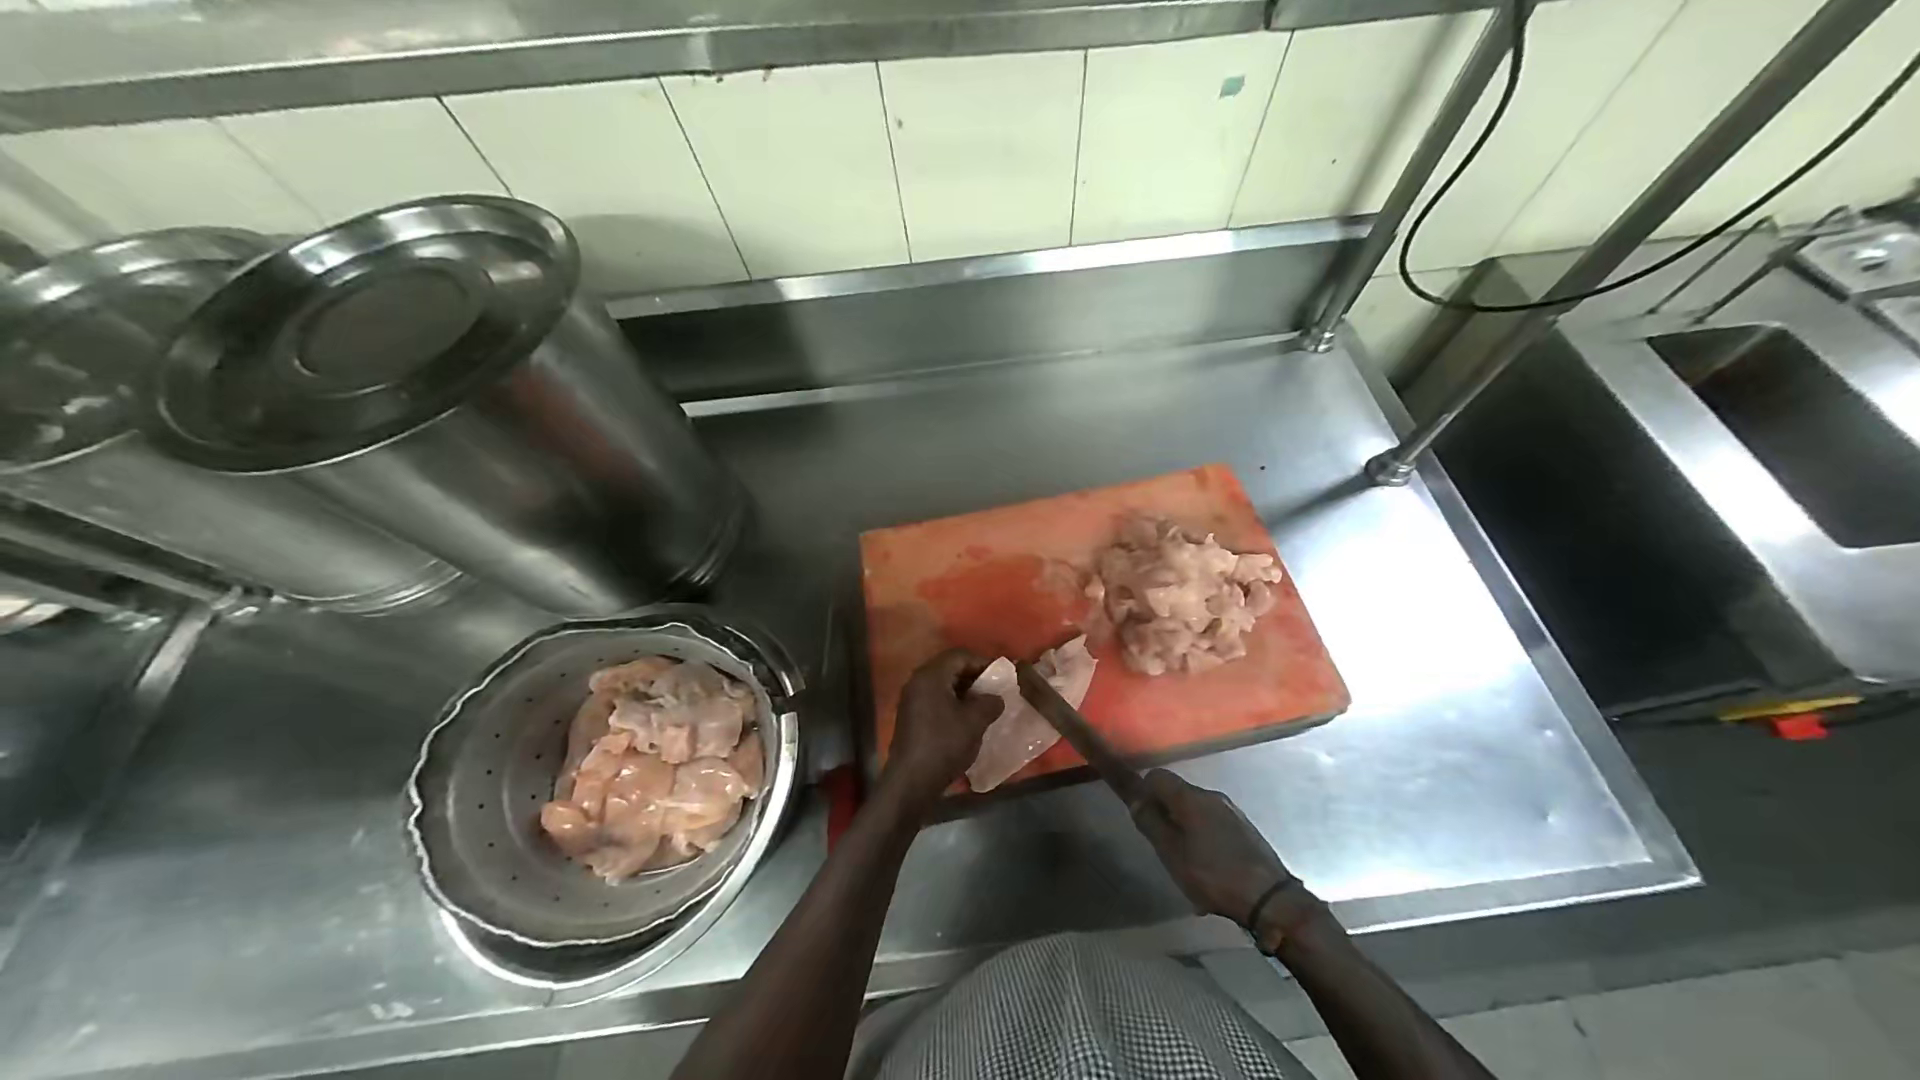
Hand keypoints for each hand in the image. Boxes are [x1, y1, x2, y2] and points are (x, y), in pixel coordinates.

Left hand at [881, 649, 1002, 811]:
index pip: (959, 656)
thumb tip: (995, 698)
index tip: (1001, 675)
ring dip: (963, 692)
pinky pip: (935, 700)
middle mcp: (917, 682)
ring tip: (983, 706)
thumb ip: (989, 702)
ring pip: (942, 685)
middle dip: (973, 677)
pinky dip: (952, 703)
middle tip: (994, 689)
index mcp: (930, 676)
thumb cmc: (944, 744)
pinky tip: (966, 720)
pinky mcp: (910, 717)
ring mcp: (911, 700)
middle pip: (949, 668)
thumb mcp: (974, 722)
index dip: (982, 662)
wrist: (912, 780)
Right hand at [1132, 769, 1295, 927]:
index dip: (1144, 792)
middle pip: (1178, 792)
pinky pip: (1214, 823)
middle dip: (1165, 812)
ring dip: (1184, 827)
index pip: (1157, 776)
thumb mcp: (1172, 853)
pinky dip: (1204, 837)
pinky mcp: (1245, 829)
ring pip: (1196, 809)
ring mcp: (1232, 812)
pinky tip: (1208, 868)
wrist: (1271, 900)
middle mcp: (1213, 796)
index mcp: (1192, 798)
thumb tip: (1136, 800)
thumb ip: (1151, 823)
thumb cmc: (1214, 875)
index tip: (1144, 818)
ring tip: (1186, 862)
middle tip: (1163, 844)